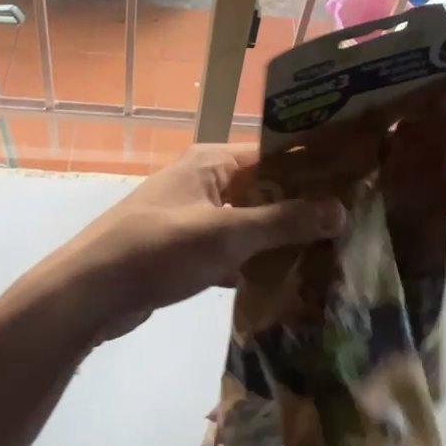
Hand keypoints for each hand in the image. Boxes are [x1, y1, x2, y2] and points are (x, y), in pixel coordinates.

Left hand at [44, 143, 345, 339]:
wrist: (89, 293)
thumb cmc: (159, 250)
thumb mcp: (226, 235)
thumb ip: (284, 222)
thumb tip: (342, 208)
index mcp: (212, 162)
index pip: (275, 153)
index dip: (314, 166)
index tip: (356, 180)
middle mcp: (204, 180)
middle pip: (264, 187)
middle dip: (302, 205)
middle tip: (353, 223)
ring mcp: (192, 215)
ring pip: (248, 220)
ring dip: (280, 236)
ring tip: (331, 252)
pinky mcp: (184, 248)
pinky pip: (230, 247)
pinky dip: (254, 261)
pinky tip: (286, 282)